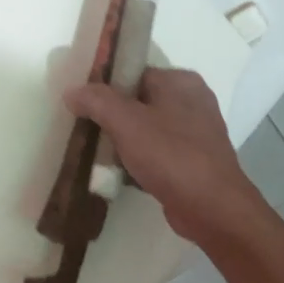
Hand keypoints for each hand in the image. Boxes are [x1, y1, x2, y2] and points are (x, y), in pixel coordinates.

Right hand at [66, 68, 264, 247]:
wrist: (211, 209)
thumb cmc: (170, 156)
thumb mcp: (126, 122)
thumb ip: (96, 101)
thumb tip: (72, 92)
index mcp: (181, 82)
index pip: (133, 73)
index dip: (105, 87)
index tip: (81, 104)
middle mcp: (192, 102)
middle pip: (138, 102)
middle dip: (111, 117)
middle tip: (85, 130)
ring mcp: (195, 133)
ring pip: (146, 129)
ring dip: (122, 141)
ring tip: (96, 153)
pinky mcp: (192, 161)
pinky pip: (156, 153)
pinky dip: (137, 160)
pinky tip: (117, 172)